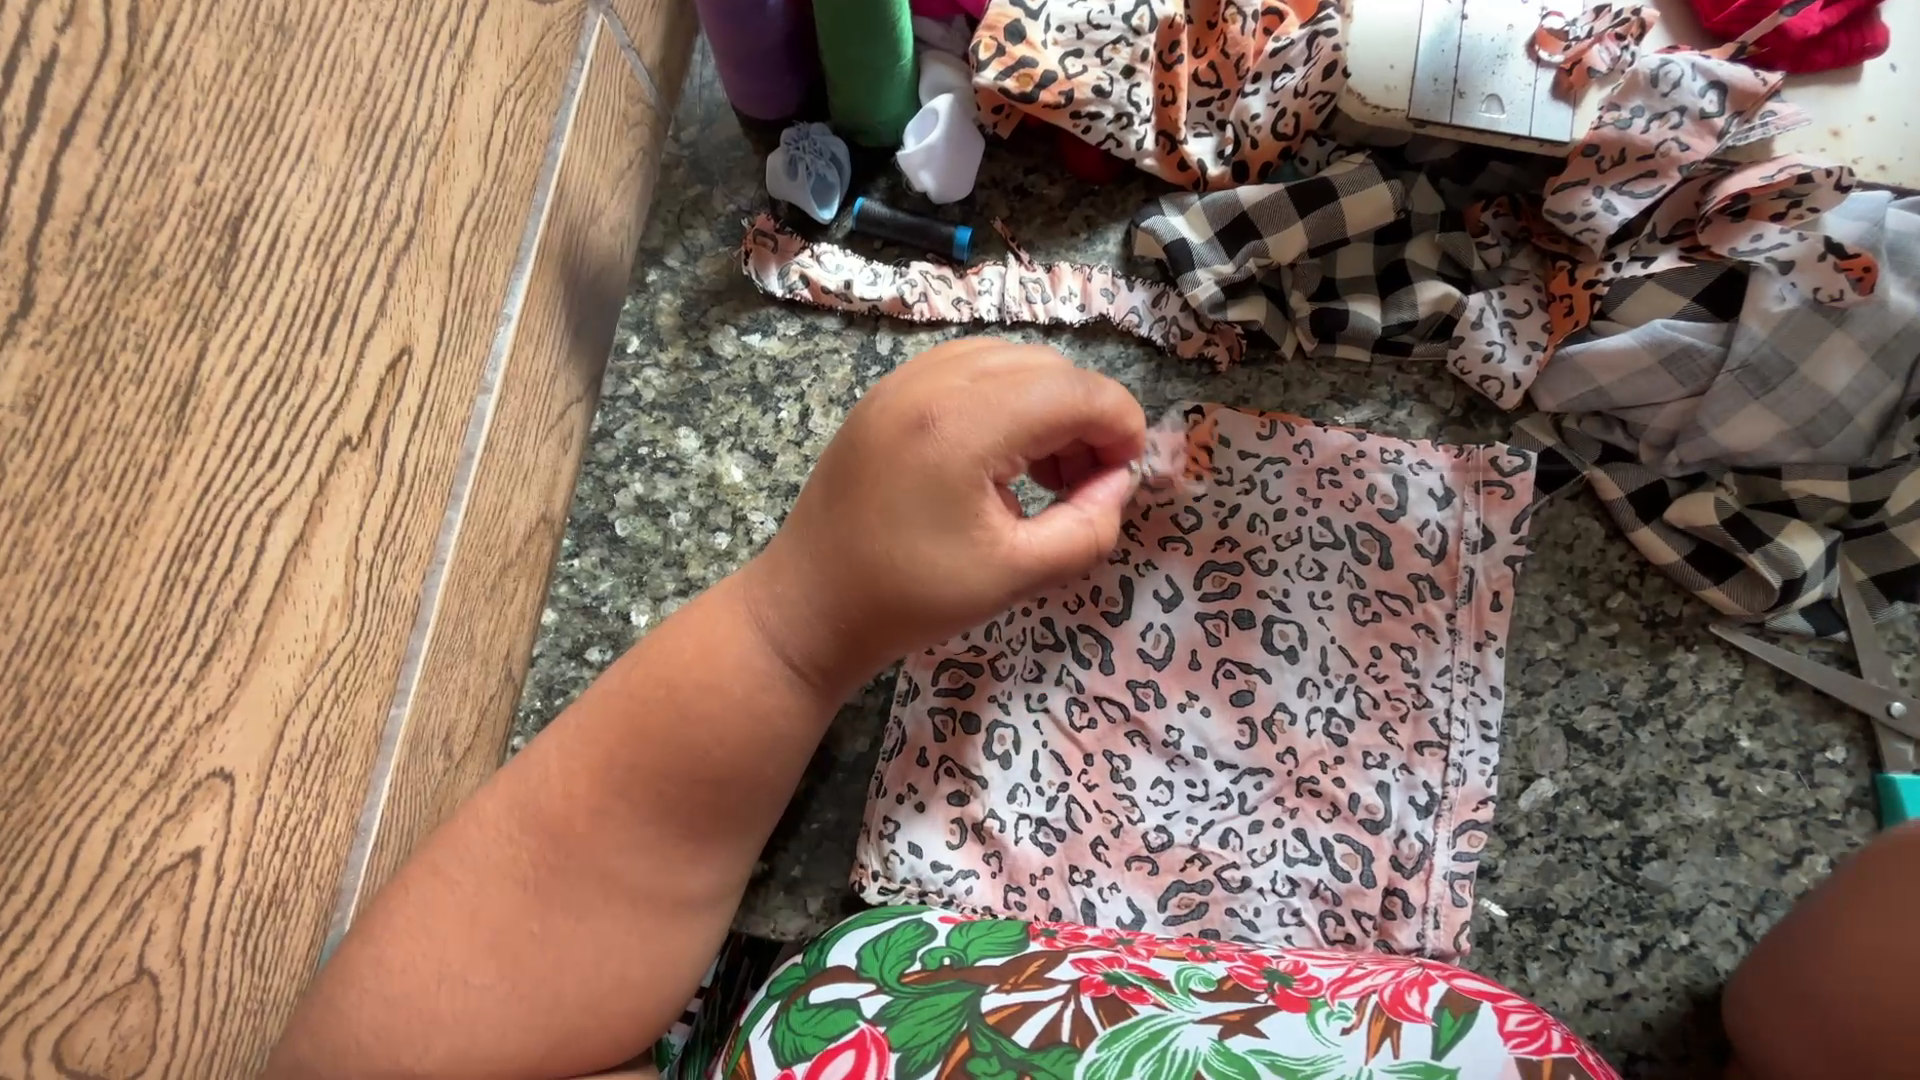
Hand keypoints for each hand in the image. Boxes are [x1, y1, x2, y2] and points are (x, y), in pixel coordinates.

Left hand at [743, 338, 1146, 694]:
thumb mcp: (1016, 576)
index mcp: (964, 423)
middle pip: (1047, 368)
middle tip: (1086, 484)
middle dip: (1086, 417)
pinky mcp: (885, 394)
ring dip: (1046, 405)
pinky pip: (967, 370)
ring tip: (1046, 472)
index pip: (1077, 390)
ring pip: (1009, 360)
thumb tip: (1119, 483)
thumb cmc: (909, 600)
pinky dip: (1003, 400)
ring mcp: (901, 380)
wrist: (809, 606)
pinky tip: (1000, 455)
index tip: (1126, 476)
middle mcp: (932, 380)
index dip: (1121, 426)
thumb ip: (1088, 528)